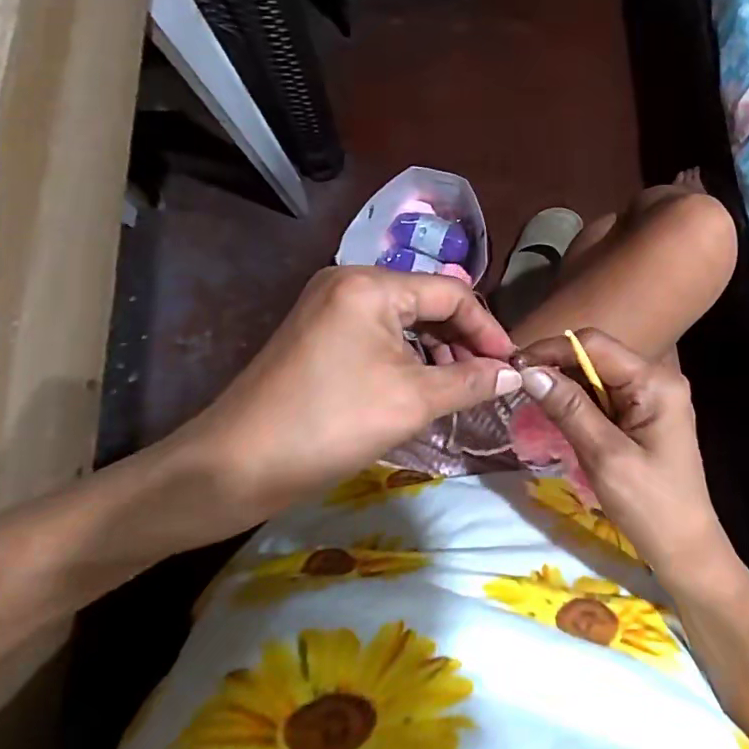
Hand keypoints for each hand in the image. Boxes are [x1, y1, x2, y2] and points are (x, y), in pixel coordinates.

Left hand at [178, 266, 520, 517]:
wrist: (233, 466)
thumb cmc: (329, 425)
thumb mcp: (411, 402)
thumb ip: (470, 381)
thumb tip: (515, 374)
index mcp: (370, 284)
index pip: (452, 293)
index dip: (488, 329)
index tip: (512, 367)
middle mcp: (348, 281)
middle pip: (426, 302)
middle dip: (462, 341)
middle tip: (488, 381)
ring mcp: (328, 307)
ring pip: (402, 320)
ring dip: (435, 351)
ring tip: (458, 389)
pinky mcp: (317, 334)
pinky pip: (376, 335)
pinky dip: (405, 358)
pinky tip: (420, 388)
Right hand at [513, 329, 730, 573]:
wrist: (685, 549)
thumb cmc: (650, 505)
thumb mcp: (605, 456)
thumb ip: (569, 409)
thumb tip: (530, 372)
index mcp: (654, 382)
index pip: (594, 345)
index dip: (552, 350)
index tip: (515, 366)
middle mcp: (655, 379)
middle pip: (595, 356)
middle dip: (556, 367)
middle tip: (518, 385)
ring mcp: (650, 397)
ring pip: (595, 376)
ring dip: (564, 386)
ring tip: (530, 399)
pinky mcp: (642, 415)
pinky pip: (602, 396)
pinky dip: (577, 403)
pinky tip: (556, 415)